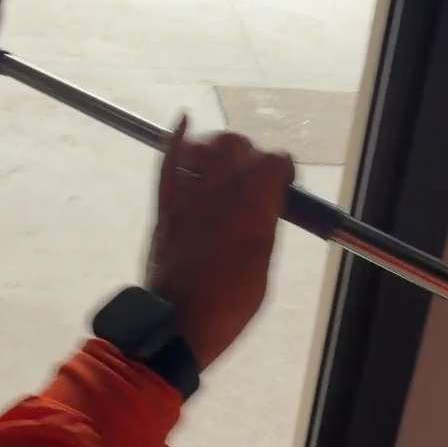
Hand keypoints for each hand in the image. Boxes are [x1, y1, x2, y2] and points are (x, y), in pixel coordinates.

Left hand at [144, 116, 294, 369]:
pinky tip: (184, 123)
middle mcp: (219, 191)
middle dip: (249, 154)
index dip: (282, 169)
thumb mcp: (264, 266)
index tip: (282, 182)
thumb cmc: (229, 305)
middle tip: (249, 176)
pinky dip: (176, 137)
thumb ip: (265, 224)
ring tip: (222, 164)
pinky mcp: (164, 201)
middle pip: (237, 144)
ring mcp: (187, 193)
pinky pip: (167, 158)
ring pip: (205, 143)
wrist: (176, 323)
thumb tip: (268, 201)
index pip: (274, 161)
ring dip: (217, 147)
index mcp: (251, 209)